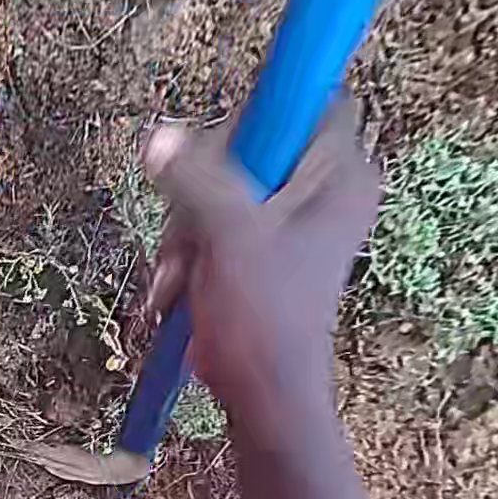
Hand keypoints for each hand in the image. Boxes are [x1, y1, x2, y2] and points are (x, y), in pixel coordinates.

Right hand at [142, 101, 378, 449]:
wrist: (263, 393)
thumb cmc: (260, 314)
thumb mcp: (226, 235)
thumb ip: (196, 179)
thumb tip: (159, 137)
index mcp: (338, 177)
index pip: (308, 105)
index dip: (260, 116)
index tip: (215, 153)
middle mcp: (322, 197)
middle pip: (251, 157)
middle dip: (200, 199)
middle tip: (181, 238)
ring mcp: (291, 233)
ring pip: (222, 202)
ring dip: (184, 239)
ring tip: (171, 283)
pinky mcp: (263, 264)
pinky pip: (217, 237)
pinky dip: (190, 260)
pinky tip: (173, 292)